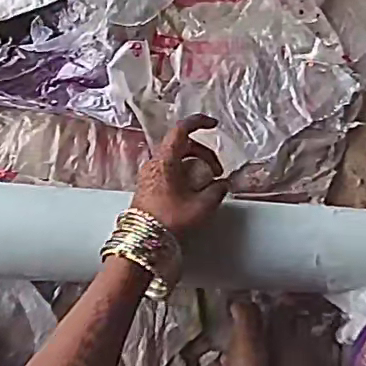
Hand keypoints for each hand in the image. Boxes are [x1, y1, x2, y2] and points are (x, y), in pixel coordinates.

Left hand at [131, 114, 228, 233]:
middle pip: (182, 145)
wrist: (142, 242)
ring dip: (194, 165)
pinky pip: (169, 171)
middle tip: (217, 170)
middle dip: (203, 153)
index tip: (213, 125)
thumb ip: (217, 190)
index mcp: (166, 160)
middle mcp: (155, 163)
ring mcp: (149, 175)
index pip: (181, 130)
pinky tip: (194, 190)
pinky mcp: (148, 187)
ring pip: (176, 159)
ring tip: (207, 183)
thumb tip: (223, 184)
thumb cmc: (170, 220)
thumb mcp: (202, 205)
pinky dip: (184, 174)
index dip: (198, 123)